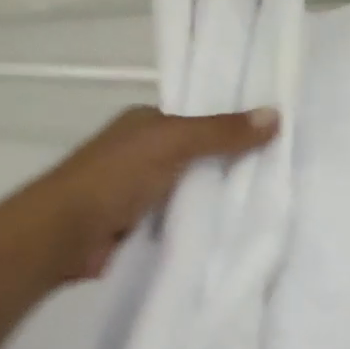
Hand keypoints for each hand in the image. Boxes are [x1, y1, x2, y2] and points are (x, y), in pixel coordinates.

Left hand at [22, 105, 279, 282]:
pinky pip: (179, 219)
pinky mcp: (138, 226)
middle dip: (232, 164)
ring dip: (217, 198)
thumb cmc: (115, 177)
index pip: (199, 117)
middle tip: (286, 175)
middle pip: (198, 155)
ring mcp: (139, 190)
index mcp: (146, 122)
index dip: (234, 126)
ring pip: (191, 189)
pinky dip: (200, 224)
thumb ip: (221, 132)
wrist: (64, 234)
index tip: (279, 137)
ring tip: (273, 205)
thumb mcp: (173, 143)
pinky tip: (235, 233)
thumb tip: (276, 114)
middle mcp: (143, 151)